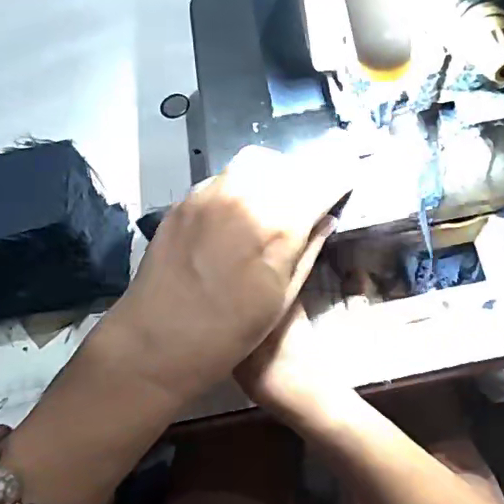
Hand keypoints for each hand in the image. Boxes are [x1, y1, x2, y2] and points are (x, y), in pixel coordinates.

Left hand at [99, 147, 348, 405]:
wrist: (157, 342)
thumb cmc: (230, 333)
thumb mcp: (282, 297)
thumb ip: (308, 248)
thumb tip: (324, 218)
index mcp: (278, 226)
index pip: (322, 181)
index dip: (339, 180)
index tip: (346, 184)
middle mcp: (246, 197)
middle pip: (290, 165)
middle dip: (307, 177)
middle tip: (312, 197)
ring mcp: (210, 194)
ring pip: (255, 161)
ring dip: (275, 173)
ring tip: (277, 200)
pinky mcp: (185, 200)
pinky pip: (224, 176)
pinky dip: (243, 183)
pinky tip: (241, 212)